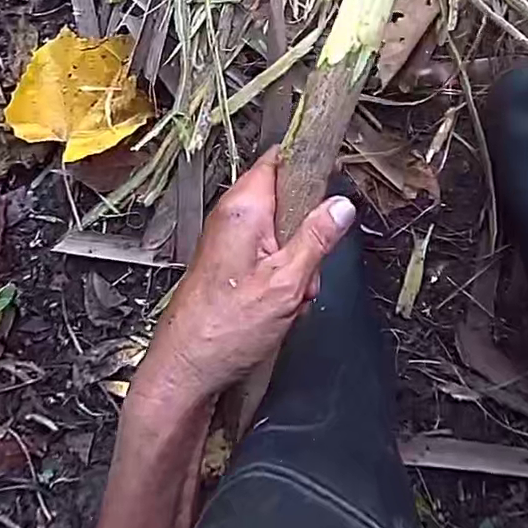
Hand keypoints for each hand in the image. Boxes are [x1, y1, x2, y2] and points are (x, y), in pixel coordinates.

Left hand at [137, 148, 355, 402]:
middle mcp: (232, 214)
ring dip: (297, 259)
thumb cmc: (222, 328)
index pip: (279, 158)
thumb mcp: (286, 282)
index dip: (309, 163)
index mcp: (243, 207)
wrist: (185, 368)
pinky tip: (281, 303)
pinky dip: (283, 274)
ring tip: (292, 293)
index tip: (335, 178)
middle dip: (308, 230)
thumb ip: (317, 238)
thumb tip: (342, 206)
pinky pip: (269, 253)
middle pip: (287, 199)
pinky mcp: (230, 259)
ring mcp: (230, 237)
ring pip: (282, 230)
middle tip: (311, 264)